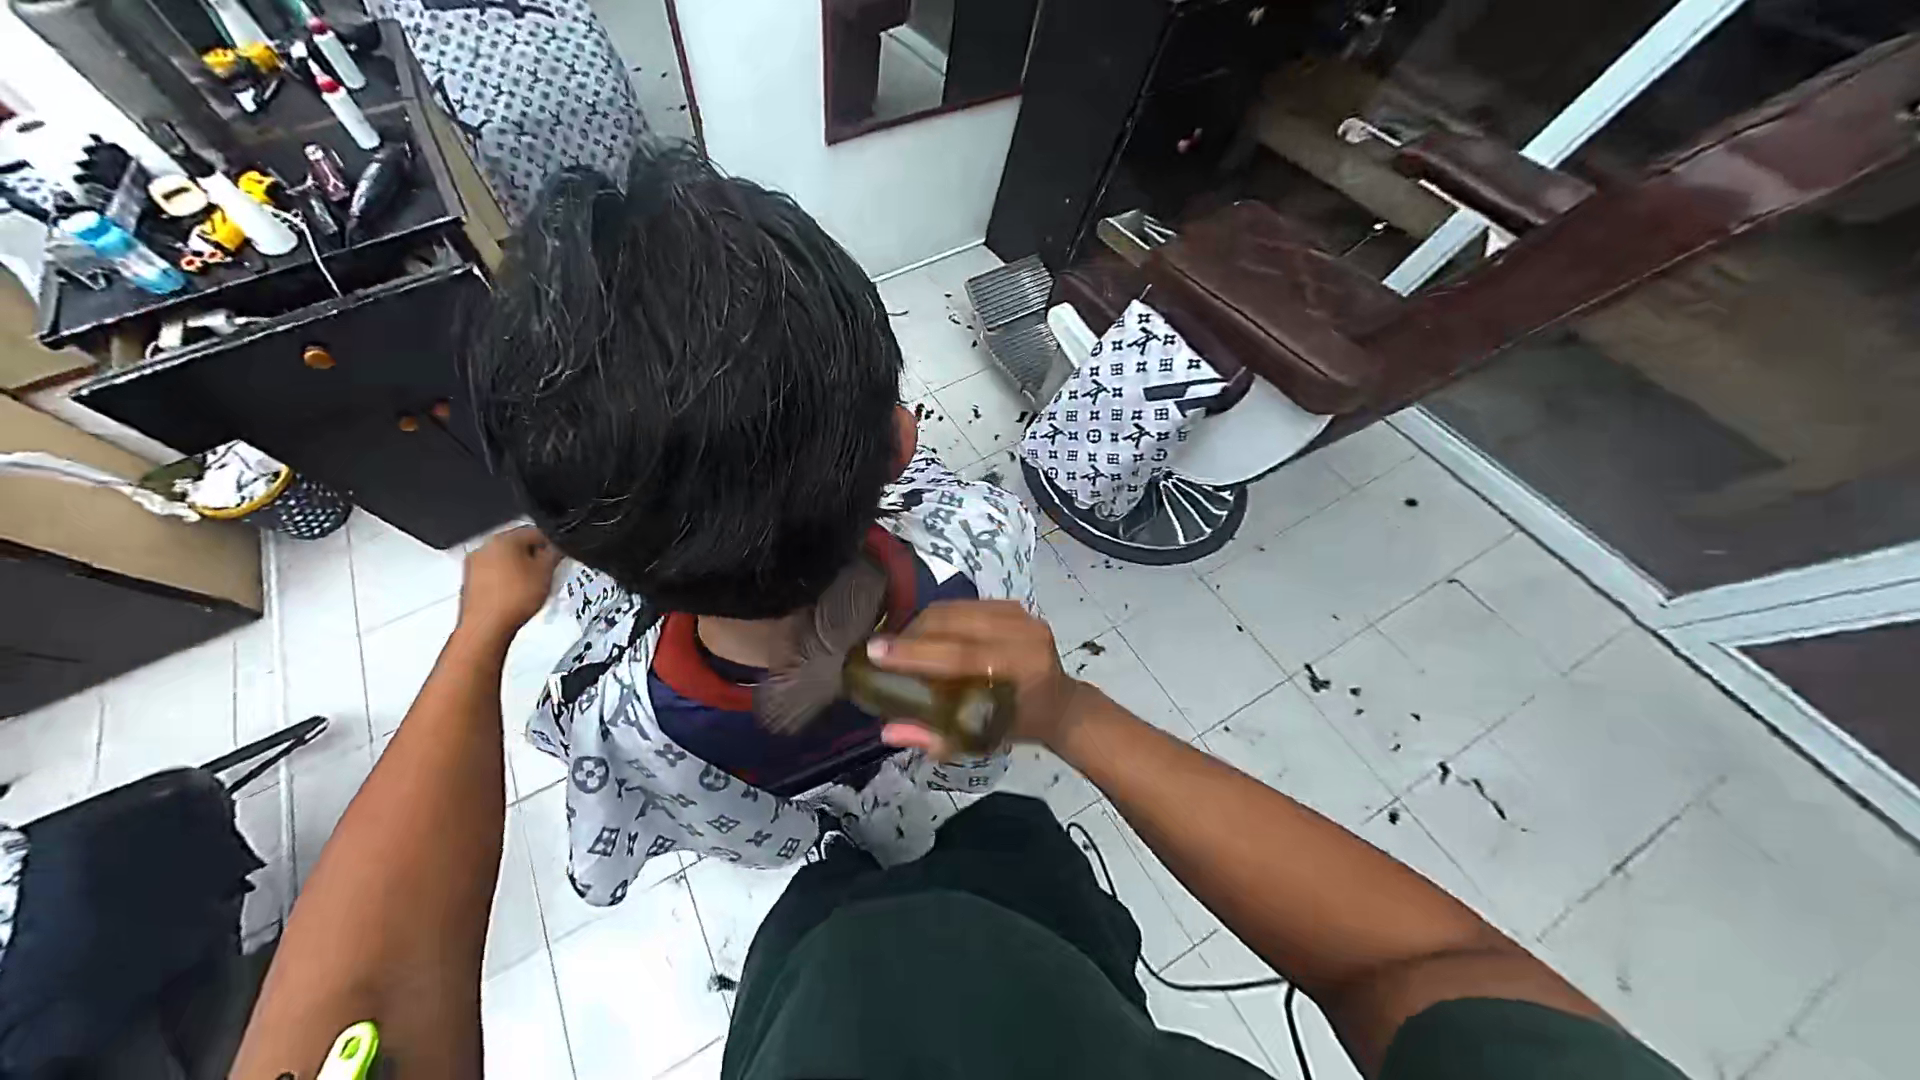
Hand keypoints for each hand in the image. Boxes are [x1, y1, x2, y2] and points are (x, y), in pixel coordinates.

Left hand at [457, 526, 562, 638]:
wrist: (487, 626)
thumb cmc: (515, 598)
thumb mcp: (547, 571)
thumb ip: (555, 552)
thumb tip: (558, 545)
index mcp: (504, 539)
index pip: (536, 531)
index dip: (553, 543)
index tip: (560, 555)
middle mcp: (484, 547)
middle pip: (518, 544)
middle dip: (534, 555)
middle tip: (548, 571)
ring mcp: (474, 564)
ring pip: (505, 558)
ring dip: (520, 567)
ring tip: (533, 584)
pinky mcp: (469, 580)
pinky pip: (493, 572)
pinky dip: (506, 578)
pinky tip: (516, 593)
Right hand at [866, 600, 1087, 755]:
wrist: (1060, 702)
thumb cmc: (1021, 725)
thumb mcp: (984, 740)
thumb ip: (937, 737)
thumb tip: (888, 732)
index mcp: (1023, 669)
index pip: (962, 655)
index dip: (916, 653)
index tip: (877, 652)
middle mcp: (1026, 634)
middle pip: (956, 623)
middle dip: (912, 633)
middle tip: (881, 648)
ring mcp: (1023, 615)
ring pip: (957, 608)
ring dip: (922, 622)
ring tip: (899, 641)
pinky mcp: (1015, 605)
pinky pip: (965, 603)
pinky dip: (940, 616)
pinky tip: (924, 631)